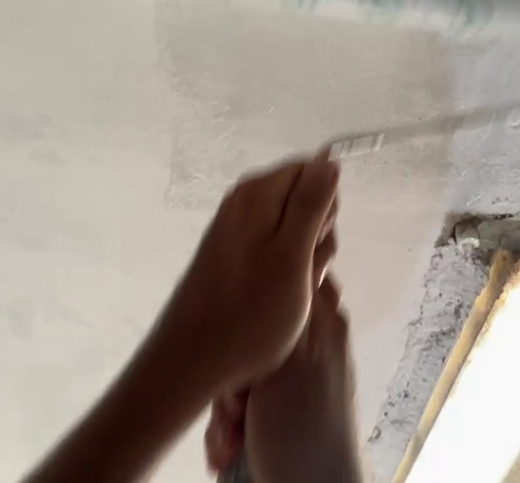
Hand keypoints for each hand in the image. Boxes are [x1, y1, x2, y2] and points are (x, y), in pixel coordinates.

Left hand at [157, 153, 339, 393]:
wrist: (191, 361)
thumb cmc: (251, 312)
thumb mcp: (294, 255)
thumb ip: (312, 203)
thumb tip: (328, 159)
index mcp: (258, 192)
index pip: (312, 172)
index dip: (325, 207)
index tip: (317, 244)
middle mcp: (243, 201)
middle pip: (302, 198)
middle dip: (315, 235)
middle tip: (304, 275)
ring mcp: (233, 228)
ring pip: (290, 227)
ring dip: (302, 258)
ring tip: (291, 294)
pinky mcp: (229, 253)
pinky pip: (271, 248)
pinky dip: (282, 270)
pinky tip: (276, 300)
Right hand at [205, 278, 363, 482]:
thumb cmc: (305, 425)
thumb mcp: (296, 351)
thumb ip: (292, 301)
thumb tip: (301, 242)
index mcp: (321, 320)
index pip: (286, 279)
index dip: (254, 298)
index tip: (238, 325)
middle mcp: (306, 345)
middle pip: (251, 331)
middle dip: (232, 367)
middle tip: (238, 397)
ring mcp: (289, 383)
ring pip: (238, 371)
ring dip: (225, 406)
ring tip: (233, 431)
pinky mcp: (273, 416)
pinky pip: (238, 407)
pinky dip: (228, 429)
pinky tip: (229, 446)